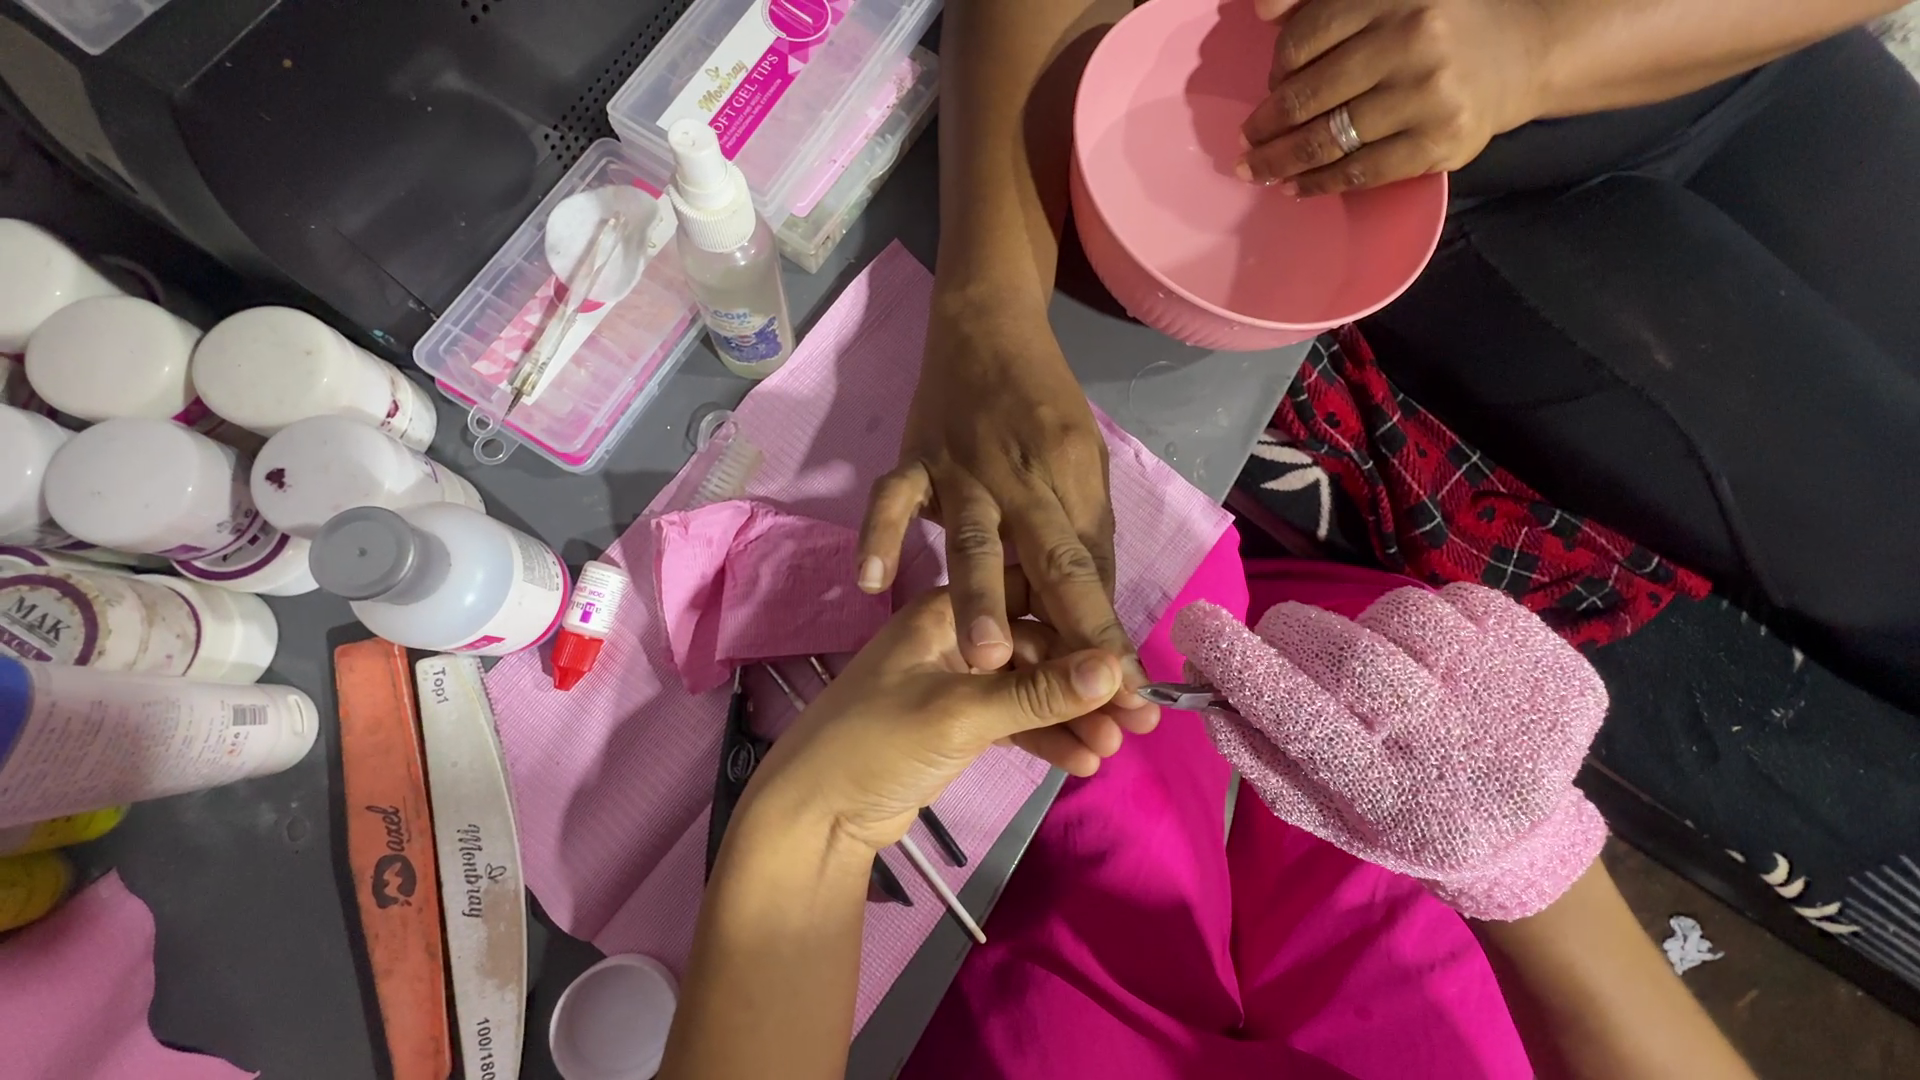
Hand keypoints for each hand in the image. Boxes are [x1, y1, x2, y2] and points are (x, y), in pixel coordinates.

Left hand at [746, 589, 1153, 851]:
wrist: (815, 812)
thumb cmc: (878, 741)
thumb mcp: (960, 713)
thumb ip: (1037, 693)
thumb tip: (1115, 670)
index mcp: (949, 611)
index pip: (1034, 604)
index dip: (1085, 634)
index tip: (1133, 671)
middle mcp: (959, 637)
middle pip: (1039, 651)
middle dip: (1085, 686)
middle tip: (1137, 721)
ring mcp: (959, 681)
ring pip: (1030, 690)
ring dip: (1070, 717)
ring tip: (1112, 748)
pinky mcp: (960, 723)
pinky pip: (1014, 722)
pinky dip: (1044, 739)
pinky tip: (1080, 762)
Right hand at [859, 293, 1144, 689]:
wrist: (987, 326)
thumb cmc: (1043, 402)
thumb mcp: (1084, 460)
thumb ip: (1085, 531)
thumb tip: (1095, 606)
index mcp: (1071, 479)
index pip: (1093, 568)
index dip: (1109, 632)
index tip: (1130, 699)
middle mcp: (1022, 478)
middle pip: (1048, 560)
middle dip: (1064, 630)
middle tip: (1078, 699)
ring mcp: (962, 468)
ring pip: (973, 538)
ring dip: (980, 597)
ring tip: (981, 658)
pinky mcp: (914, 458)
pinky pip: (892, 499)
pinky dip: (880, 536)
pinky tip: (872, 583)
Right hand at [1172, 583, 1609, 919]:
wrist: (1518, 837)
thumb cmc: (1394, 820)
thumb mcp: (1316, 810)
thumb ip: (1255, 750)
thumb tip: (1200, 682)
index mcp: (1384, 792)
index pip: (1295, 711)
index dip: (1237, 661)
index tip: (1192, 622)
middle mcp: (1452, 751)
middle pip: (1350, 653)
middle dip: (1293, 629)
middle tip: (1280, 635)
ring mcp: (1516, 708)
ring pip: (1404, 613)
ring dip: (1369, 624)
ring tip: (1382, 660)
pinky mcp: (1561, 672)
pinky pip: (1465, 600)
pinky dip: (1434, 617)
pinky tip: (1441, 660)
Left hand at [1236, 0, 1549, 195]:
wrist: (1522, 53)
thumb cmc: (1438, 23)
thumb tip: (1261, 11)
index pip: (1302, 42)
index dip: (1276, 71)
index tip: (1271, 87)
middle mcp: (1413, 39)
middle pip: (1305, 97)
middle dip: (1264, 127)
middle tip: (1246, 142)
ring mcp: (1428, 95)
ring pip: (1325, 140)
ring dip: (1279, 162)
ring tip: (1255, 170)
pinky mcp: (1438, 142)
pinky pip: (1358, 173)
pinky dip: (1316, 184)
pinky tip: (1293, 188)